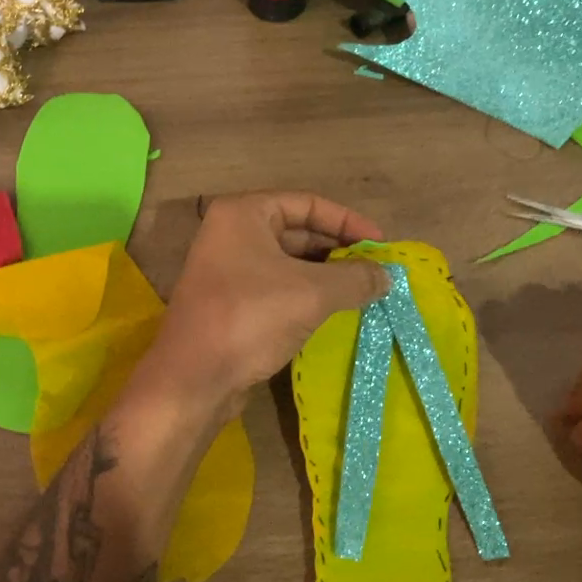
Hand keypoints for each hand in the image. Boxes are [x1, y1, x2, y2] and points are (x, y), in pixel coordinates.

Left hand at [148, 192, 390, 415]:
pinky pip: (277, 286)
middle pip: (296, 230)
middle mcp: (231, 233)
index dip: (347, 221)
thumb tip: (387, 276)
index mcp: (243, 214)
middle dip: (337, 249)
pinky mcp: (230, 301)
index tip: (381, 244)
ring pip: (287, 261)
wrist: (193, 378)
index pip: (306, 203)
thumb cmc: (250, 317)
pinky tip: (334, 310)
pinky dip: (306, 293)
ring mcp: (227, 268)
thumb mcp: (311, 293)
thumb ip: (354, 279)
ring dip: (325, 274)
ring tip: (363, 291)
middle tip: (376, 270)